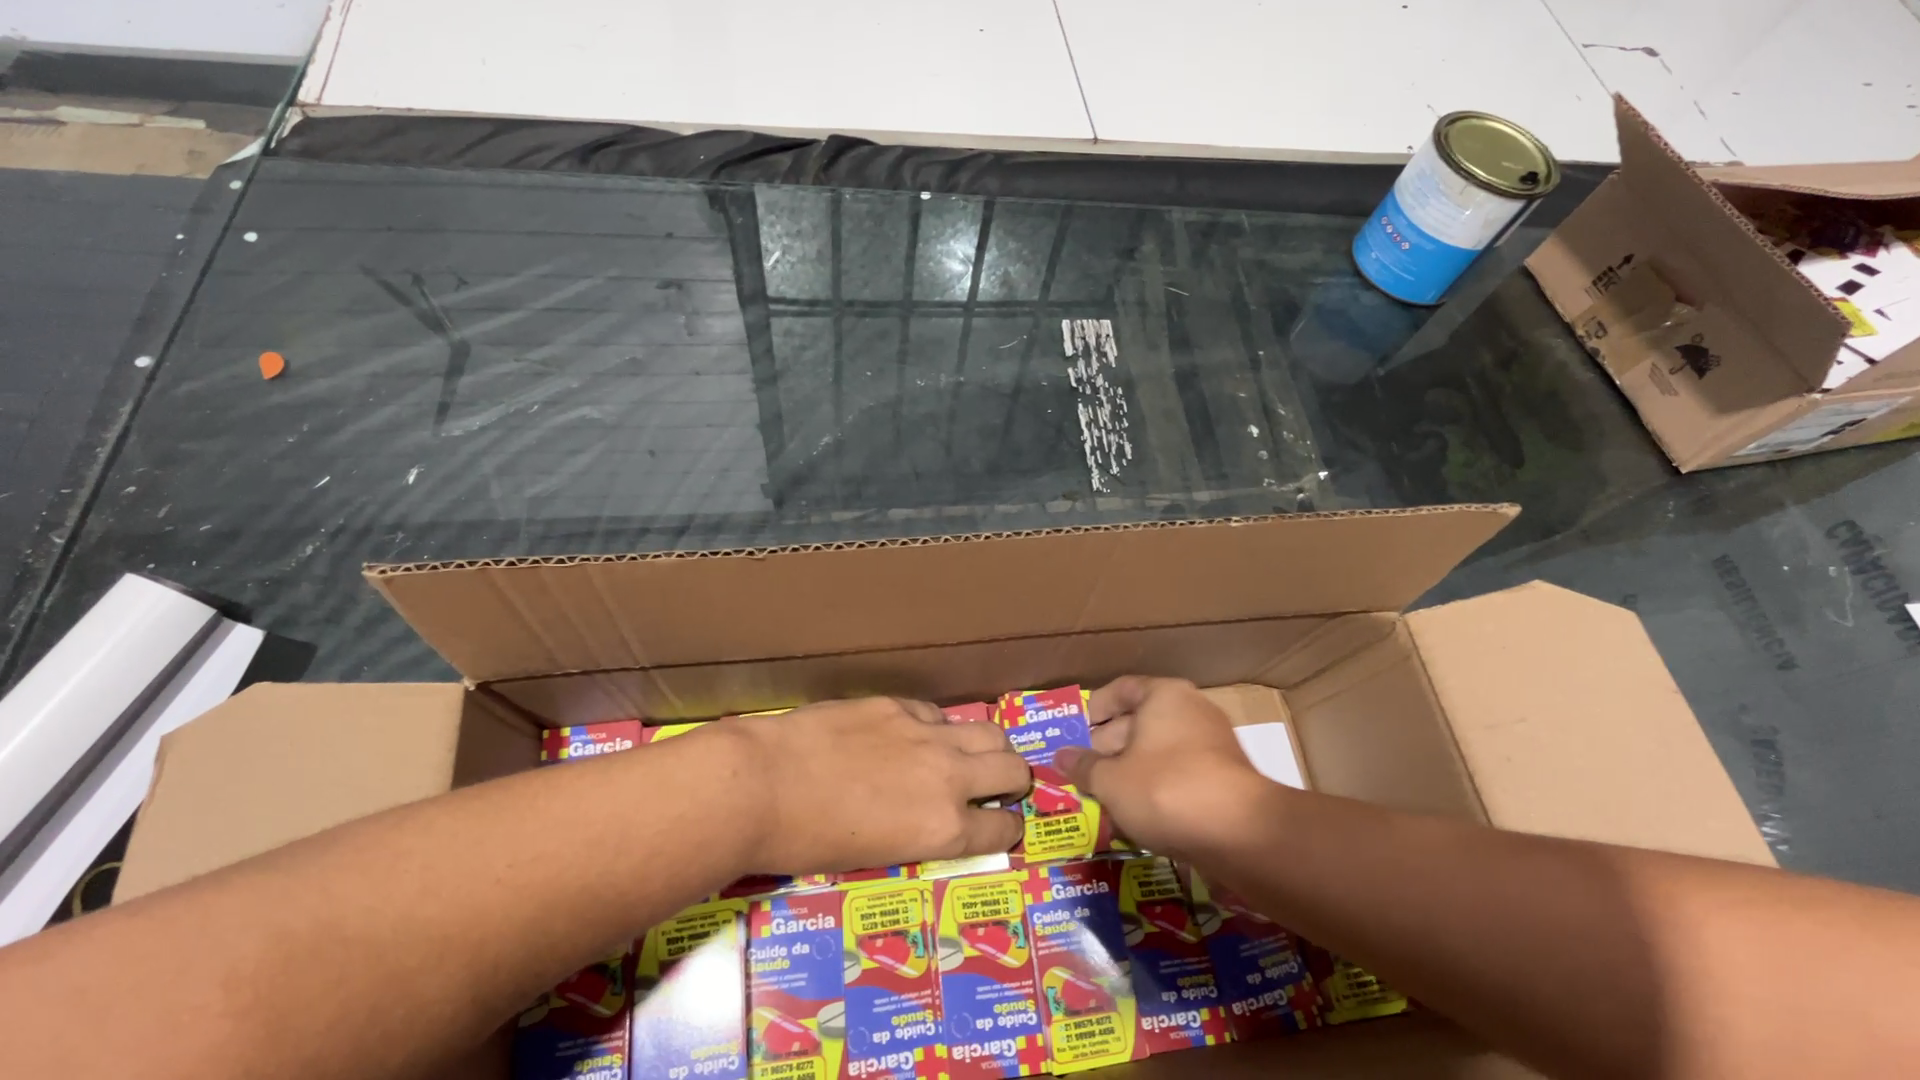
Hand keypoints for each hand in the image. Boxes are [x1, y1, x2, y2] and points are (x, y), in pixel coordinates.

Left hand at [700, 697, 1027, 875]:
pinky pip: (937, 713)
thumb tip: (928, 819)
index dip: (1007, 828)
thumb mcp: (873, 856)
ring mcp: (925, 733)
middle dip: (1013, 781)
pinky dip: (938, 728)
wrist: (759, 786)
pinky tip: (914, 735)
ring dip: (988, 748)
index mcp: (944, 829)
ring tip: (969, 754)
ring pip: (988, 731)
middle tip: (996, 786)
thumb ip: (918, 834)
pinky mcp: (896, 704)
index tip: (1001, 824)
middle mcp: (949, 777)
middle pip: (1014, 768)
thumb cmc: (803, 842)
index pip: (1005, 828)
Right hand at [1058, 676, 1271, 858]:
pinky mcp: (1226, 779)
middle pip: (1140, 721)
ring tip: (1104, 798)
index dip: (1094, 709)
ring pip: (1159, 752)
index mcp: (1164, 696)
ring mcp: (1213, 744)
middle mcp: (1192, 711)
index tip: (1074, 733)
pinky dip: (1157, 789)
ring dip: (1131, 772)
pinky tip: (1138, 815)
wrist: (1240, 833)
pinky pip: (1180, 775)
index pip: (1121, 689)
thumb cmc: (1165, 789)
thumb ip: (1084, 767)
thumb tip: (1060, 756)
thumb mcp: (1111, 781)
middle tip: (1082, 773)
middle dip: (1108, 747)